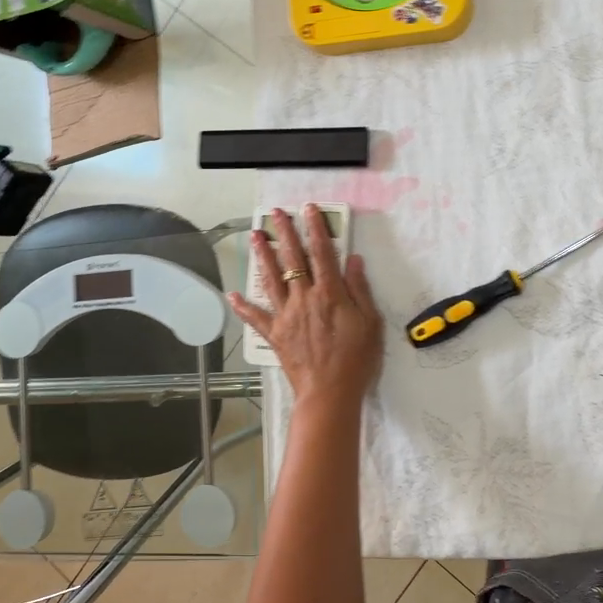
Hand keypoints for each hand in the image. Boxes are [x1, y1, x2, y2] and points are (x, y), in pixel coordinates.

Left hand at [229, 205, 383, 413]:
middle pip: (293, 259)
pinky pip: (256, 317)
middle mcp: (304, 298)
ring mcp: (286, 315)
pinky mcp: (275, 334)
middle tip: (276, 213)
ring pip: (272, 279)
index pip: (322, 252)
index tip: (308, 209)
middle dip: (285, 233)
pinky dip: (243, 306)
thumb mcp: (370, 322)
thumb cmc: (356, 359)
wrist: (329, 393)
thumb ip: (360, 289)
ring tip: (256, 235)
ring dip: (264, 256)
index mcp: (330, 293)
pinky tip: (233, 294)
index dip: (315, 228)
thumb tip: (353, 259)